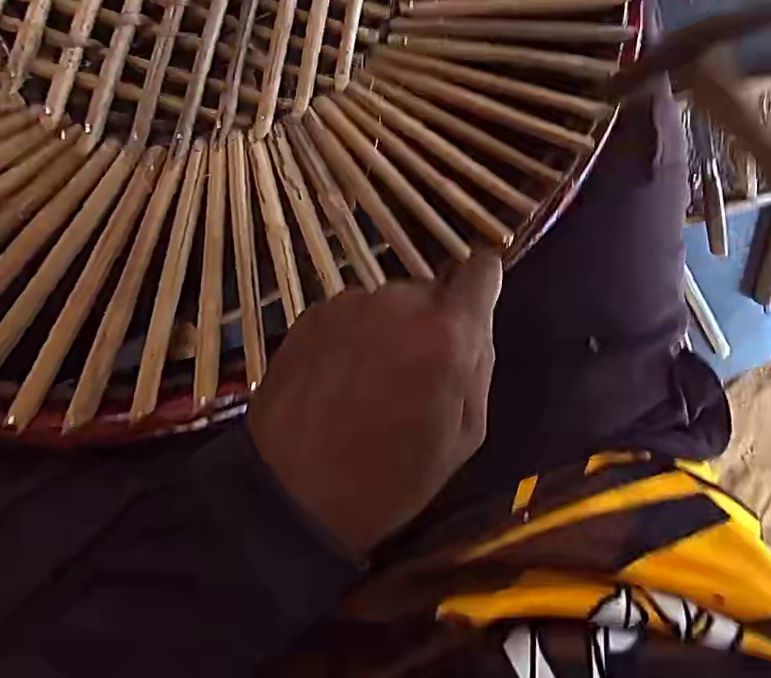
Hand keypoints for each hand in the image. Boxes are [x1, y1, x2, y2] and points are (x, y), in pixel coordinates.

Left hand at [245, 253, 501, 555]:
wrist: (288, 500)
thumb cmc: (389, 476)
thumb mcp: (466, 432)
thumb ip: (480, 362)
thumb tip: (478, 321)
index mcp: (448, 332)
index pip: (481, 270)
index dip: (482, 282)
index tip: (475, 299)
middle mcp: (401, 303)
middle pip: (432, 290)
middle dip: (432, 320)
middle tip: (416, 369)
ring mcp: (352, 305)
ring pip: (390, 303)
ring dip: (390, 328)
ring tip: (370, 380)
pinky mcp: (313, 314)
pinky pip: (351, 313)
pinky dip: (353, 336)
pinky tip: (340, 379)